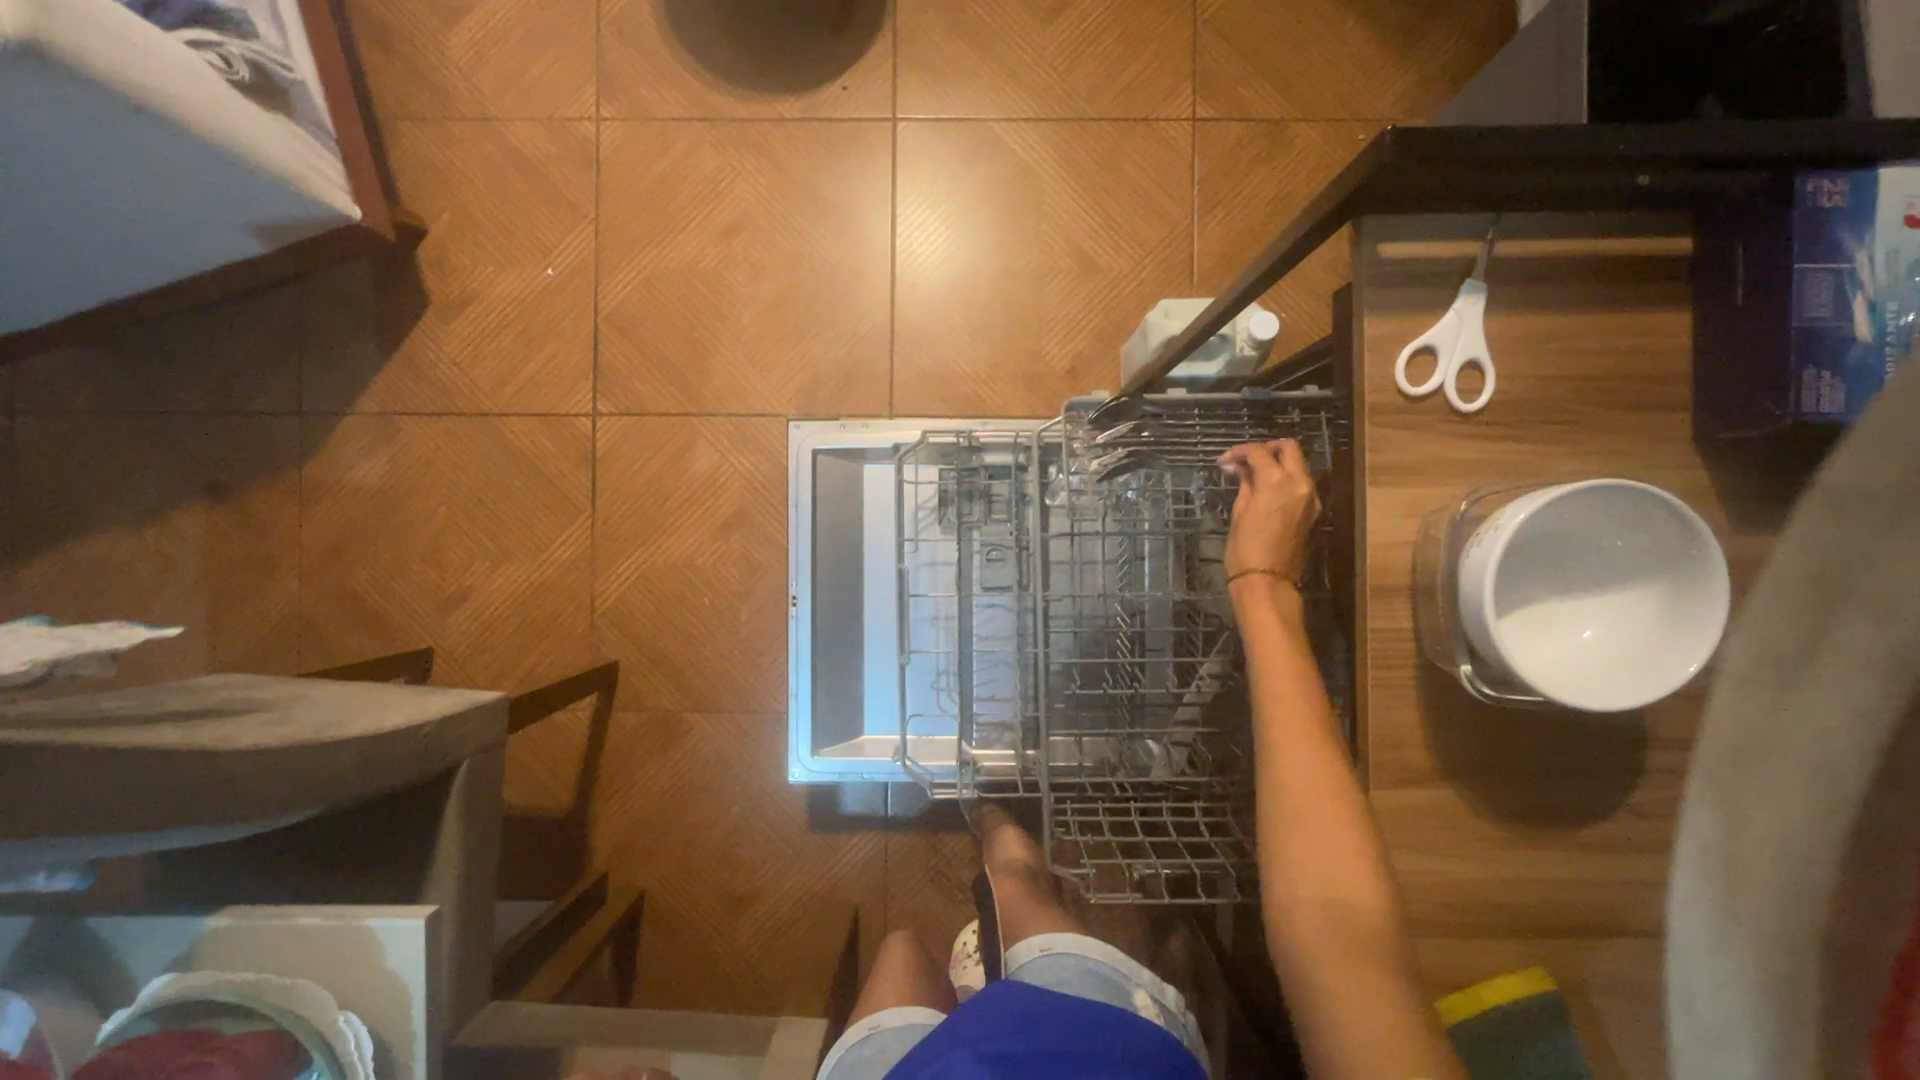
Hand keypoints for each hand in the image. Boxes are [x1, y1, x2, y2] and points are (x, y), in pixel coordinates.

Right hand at [1218, 439, 1320, 589]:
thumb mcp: (1240, 512)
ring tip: (1253, 475)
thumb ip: (1245, 484)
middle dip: (1266, 449)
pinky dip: (1285, 479)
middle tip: (1245, 460)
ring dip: (1278, 463)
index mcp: (1278, 482)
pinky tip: (1267, 490)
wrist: (1268, 583)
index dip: (1239, 452)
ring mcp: (1311, 498)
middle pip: (1289, 448)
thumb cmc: (1244, 550)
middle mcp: (1300, 484)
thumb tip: (1240, 468)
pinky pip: (1301, 484)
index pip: (1259, 452)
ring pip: (1298, 465)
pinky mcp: (1313, 511)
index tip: (1224, 461)